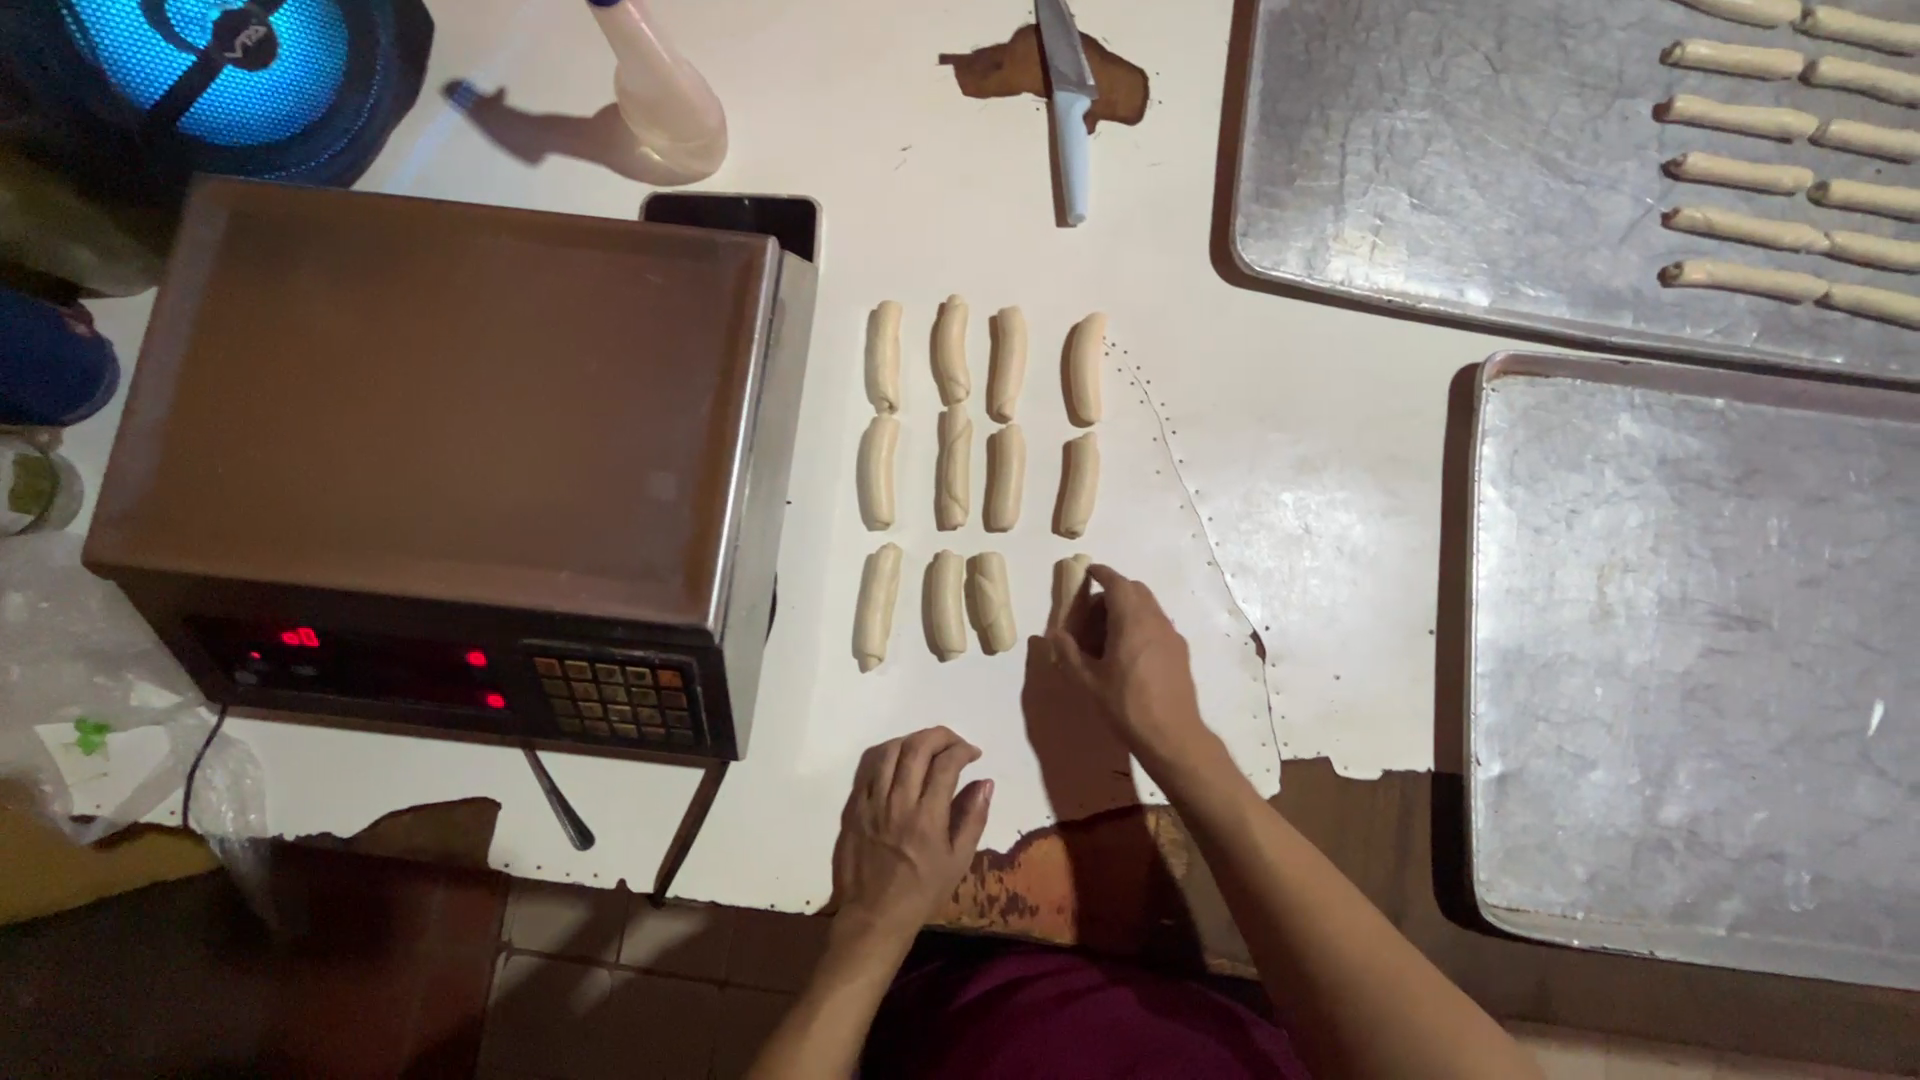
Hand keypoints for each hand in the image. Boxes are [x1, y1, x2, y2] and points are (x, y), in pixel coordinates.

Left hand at [830, 726, 992, 942]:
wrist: (872, 916)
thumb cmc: (921, 892)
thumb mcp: (958, 861)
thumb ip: (973, 817)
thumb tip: (985, 782)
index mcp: (927, 818)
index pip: (946, 764)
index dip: (963, 750)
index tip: (973, 754)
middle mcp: (898, 802)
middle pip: (917, 747)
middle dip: (940, 736)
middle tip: (954, 743)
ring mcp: (871, 802)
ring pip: (889, 750)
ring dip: (913, 740)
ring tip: (927, 747)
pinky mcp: (854, 806)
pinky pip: (868, 767)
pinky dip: (887, 754)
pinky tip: (899, 760)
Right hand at [1045, 564, 1210, 768]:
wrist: (1172, 735)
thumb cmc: (1126, 706)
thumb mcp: (1088, 681)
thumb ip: (1070, 653)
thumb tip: (1055, 634)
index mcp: (1131, 621)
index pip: (1117, 583)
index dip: (1102, 573)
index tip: (1088, 572)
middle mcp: (1155, 620)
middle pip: (1136, 590)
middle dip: (1113, 591)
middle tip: (1091, 610)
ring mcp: (1171, 635)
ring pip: (1149, 606)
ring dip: (1128, 607)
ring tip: (1108, 632)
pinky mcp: (1180, 650)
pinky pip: (1158, 623)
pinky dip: (1141, 622)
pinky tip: (1128, 650)